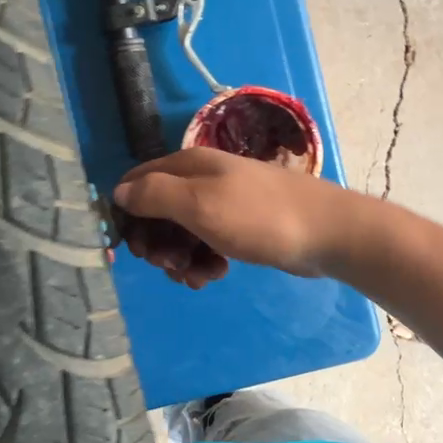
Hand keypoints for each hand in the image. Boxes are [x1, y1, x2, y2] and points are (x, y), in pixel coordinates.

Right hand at [113, 148, 356, 286]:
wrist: (325, 232)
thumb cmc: (258, 216)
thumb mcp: (199, 203)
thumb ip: (154, 194)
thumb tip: (117, 191)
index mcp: (188, 166)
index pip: (136, 181)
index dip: (126, 214)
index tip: (131, 248)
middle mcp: (201, 180)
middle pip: (156, 212)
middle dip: (156, 244)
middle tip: (170, 265)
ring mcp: (221, 204)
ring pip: (180, 234)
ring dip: (180, 259)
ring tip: (197, 276)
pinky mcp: (238, 228)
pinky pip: (205, 246)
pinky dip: (203, 262)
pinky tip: (215, 275)